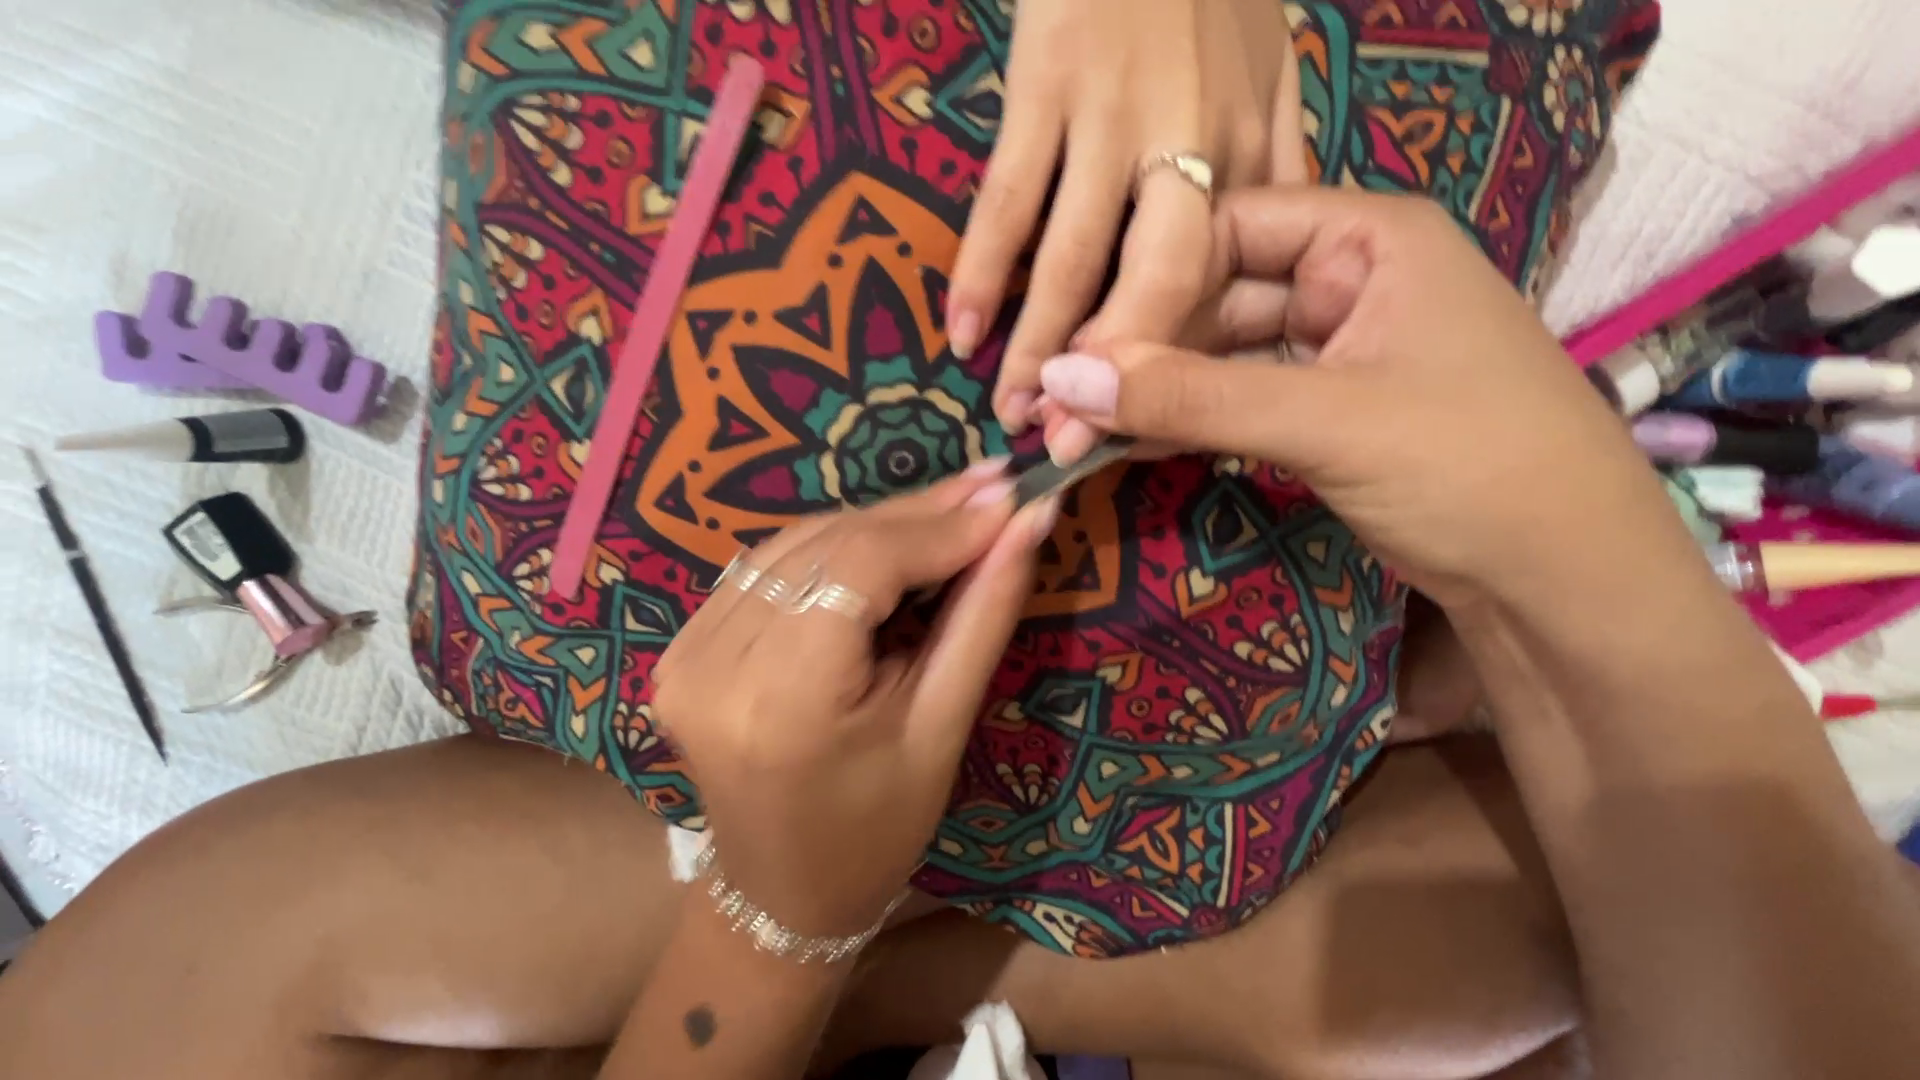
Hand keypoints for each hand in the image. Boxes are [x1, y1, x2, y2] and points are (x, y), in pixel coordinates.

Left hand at [653, 465, 1057, 937]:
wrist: (785, 892)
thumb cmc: (879, 829)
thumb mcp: (943, 726)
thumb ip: (983, 615)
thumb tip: (1029, 522)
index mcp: (780, 699)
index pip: (859, 566)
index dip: (938, 526)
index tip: (1008, 500)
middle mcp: (714, 663)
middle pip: (825, 544)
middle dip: (915, 515)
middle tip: (990, 488)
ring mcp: (684, 652)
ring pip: (796, 544)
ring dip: (877, 524)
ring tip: (953, 513)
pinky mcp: (680, 648)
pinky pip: (768, 567)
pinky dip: (833, 549)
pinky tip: (886, 544)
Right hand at [949, 0, 1298, 441]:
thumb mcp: (1275, 72)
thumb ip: (1277, 162)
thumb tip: (1274, 254)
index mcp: (1257, 143)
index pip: (1224, 282)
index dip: (1180, 362)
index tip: (1148, 428)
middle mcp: (1194, 140)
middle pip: (1158, 284)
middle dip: (1111, 376)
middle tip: (1069, 448)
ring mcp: (1114, 113)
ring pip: (1077, 255)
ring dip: (1039, 342)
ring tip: (1011, 411)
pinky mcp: (1045, 83)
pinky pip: (1010, 197)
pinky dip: (979, 267)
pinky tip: (960, 331)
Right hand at [1033, 187, 1682, 610]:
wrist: (1563, 584)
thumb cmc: (1470, 466)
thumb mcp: (1324, 420)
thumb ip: (1189, 395)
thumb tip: (1059, 378)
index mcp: (1370, 238)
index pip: (1225, 228)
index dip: (1143, 284)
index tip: (1067, 346)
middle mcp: (1348, 278)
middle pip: (1212, 296)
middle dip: (1134, 353)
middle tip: (1051, 404)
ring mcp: (1332, 349)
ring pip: (1216, 354)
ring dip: (1149, 393)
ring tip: (1067, 431)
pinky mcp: (1320, 411)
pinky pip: (1232, 399)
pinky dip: (1180, 422)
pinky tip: (1119, 443)